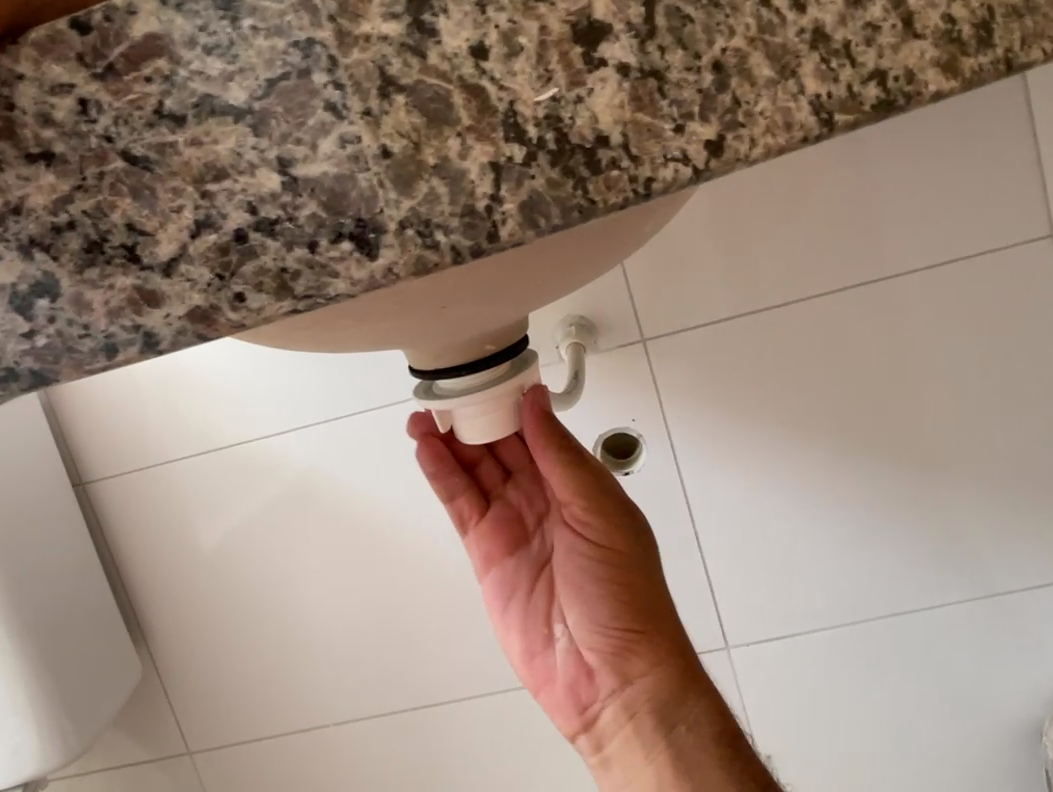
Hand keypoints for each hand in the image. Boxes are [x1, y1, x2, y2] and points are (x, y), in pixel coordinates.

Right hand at [410, 388, 775, 789]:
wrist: (609, 678)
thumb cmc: (626, 598)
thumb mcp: (599, 511)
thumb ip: (560, 455)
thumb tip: (536, 403)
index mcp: (580, 484)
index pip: (538, 429)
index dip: (511, 402)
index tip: (487, 374)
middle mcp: (546, 500)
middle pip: (501, 446)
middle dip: (474, 417)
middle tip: (447, 391)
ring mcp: (515, 525)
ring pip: (476, 471)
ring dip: (450, 442)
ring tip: (425, 415)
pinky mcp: (489, 554)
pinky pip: (461, 505)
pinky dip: (442, 476)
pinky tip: (427, 451)